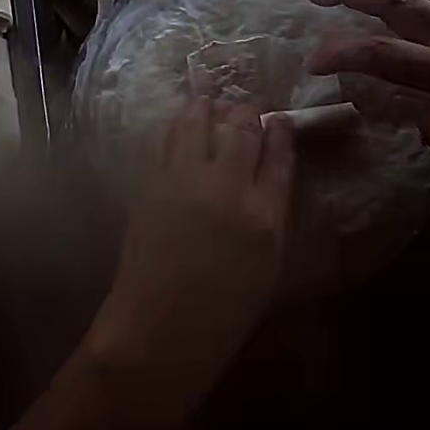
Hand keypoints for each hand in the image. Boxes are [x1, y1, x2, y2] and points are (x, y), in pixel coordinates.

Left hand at [81, 98, 294, 417]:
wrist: (159, 327)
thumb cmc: (222, 310)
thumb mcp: (266, 265)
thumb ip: (270, 214)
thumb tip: (265, 175)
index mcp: (265, 217)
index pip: (279, 156)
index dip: (280, 132)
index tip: (279, 120)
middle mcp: (226, 189)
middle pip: (240, 129)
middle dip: (245, 112)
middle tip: (244, 107)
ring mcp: (182, 181)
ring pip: (196, 123)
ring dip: (205, 108)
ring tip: (208, 103)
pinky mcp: (149, 182)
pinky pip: (163, 140)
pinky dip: (174, 125)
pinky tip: (179, 124)